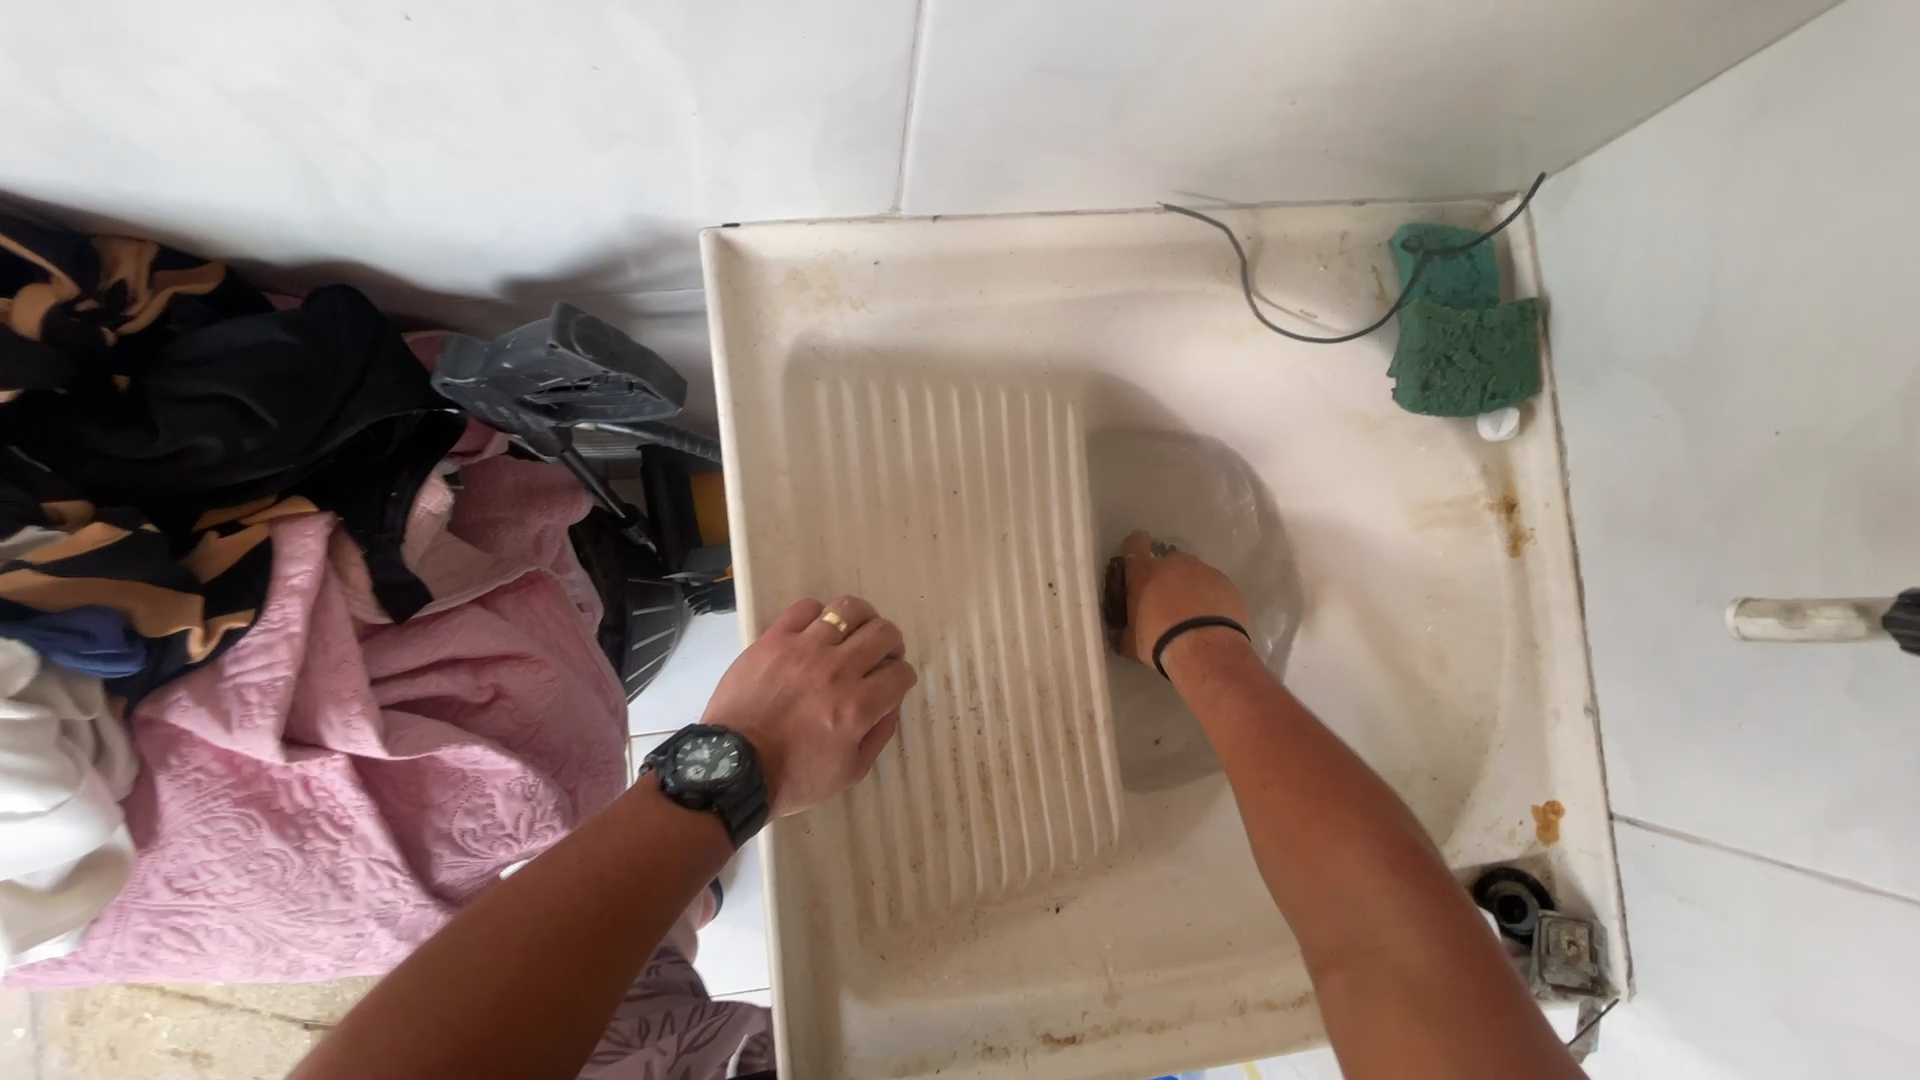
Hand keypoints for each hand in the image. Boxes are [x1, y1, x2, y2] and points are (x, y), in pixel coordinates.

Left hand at [701, 595, 916, 816]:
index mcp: (858, 707)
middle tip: (880, 656)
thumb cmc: (792, 777)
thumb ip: (879, 734)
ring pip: (849, 610)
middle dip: (891, 645)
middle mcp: (837, 671)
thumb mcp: (850, 771)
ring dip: (862, 621)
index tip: (893, 683)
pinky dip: (819, 615)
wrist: (732, 768)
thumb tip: (892, 701)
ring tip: (854, 634)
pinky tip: (817, 632)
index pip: (900, 673)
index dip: (903, 677)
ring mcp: (803, 650)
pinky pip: (806, 608)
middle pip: (883, 633)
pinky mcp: (774, 640)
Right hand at [1115, 530, 1252, 671]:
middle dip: (1166, 579)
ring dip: (1191, 590)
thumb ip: (1126, 630)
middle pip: (1168, 563)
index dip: (1135, 549)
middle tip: (1166, 605)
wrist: (1205, 650)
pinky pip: (1215, 589)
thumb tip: (1122, 634)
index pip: (1135, 544)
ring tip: (1192, 619)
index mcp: (1144, 573)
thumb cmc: (1159, 642)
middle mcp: (1173, 564)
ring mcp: (1204, 572)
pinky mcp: (1228, 585)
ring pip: (1194, 575)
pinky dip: (1212, 601)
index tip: (1138, 563)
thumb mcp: (1130, 641)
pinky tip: (1210, 624)